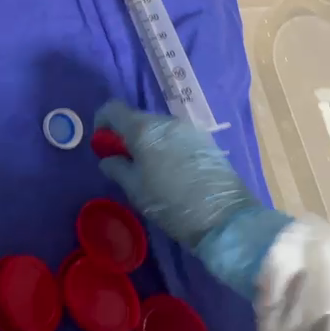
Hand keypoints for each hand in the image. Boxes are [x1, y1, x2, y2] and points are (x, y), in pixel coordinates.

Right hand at [94, 101, 291, 298]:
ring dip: (150, 143)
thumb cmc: (173, 205)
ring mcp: (189, 130)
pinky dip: (169, 148)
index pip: (112, 110)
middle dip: (127, 136)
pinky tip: (175, 172)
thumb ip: (116, 168)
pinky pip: (178, 138)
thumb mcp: (136, 191)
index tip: (102, 143)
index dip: (102, 122)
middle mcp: (165, 121)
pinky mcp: (206, 142)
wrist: (228, 220)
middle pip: (137, 119)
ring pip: (159, 129)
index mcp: (143, 129)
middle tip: (127, 162)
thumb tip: (107, 159)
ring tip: (153, 170)